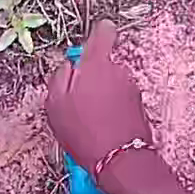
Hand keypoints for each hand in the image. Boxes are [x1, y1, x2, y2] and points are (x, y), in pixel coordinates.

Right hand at [44, 20, 155, 179]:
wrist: (119, 161)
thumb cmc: (83, 132)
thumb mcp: (55, 104)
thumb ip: (60, 77)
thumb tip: (68, 65)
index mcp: (96, 65)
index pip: (102, 33)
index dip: (97, 33)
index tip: (91, 41)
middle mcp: (118, 71)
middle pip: (103, 64)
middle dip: (91, 77)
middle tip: (76, 101)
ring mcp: (131, 88)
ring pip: (111, 83)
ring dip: (101, 95)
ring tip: (88, 119)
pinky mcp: (139, 105)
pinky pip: (119, 99)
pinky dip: (110, 108)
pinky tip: (100, 126)